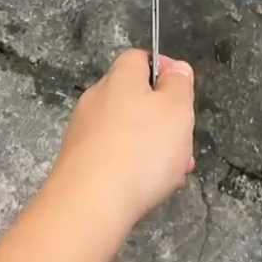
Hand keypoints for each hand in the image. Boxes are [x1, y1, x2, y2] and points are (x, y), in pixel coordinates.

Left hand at [43, 49, 195, 229]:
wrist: (90, 203)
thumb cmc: (141, 151)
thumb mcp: (177, 110)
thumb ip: (180, 85)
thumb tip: (176, 68)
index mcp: (120, 79)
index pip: (139, 58)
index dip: (164, 70)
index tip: (183, 92)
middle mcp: (96, 100)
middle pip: (135, 99)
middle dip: (163, 120)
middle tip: (183, 144)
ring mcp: (83, 132)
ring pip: (126, 131)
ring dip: (152, 148)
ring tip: (172, 174)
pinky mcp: (77, 162)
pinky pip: (112, 156)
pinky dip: (131, 166)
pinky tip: (146, 188)